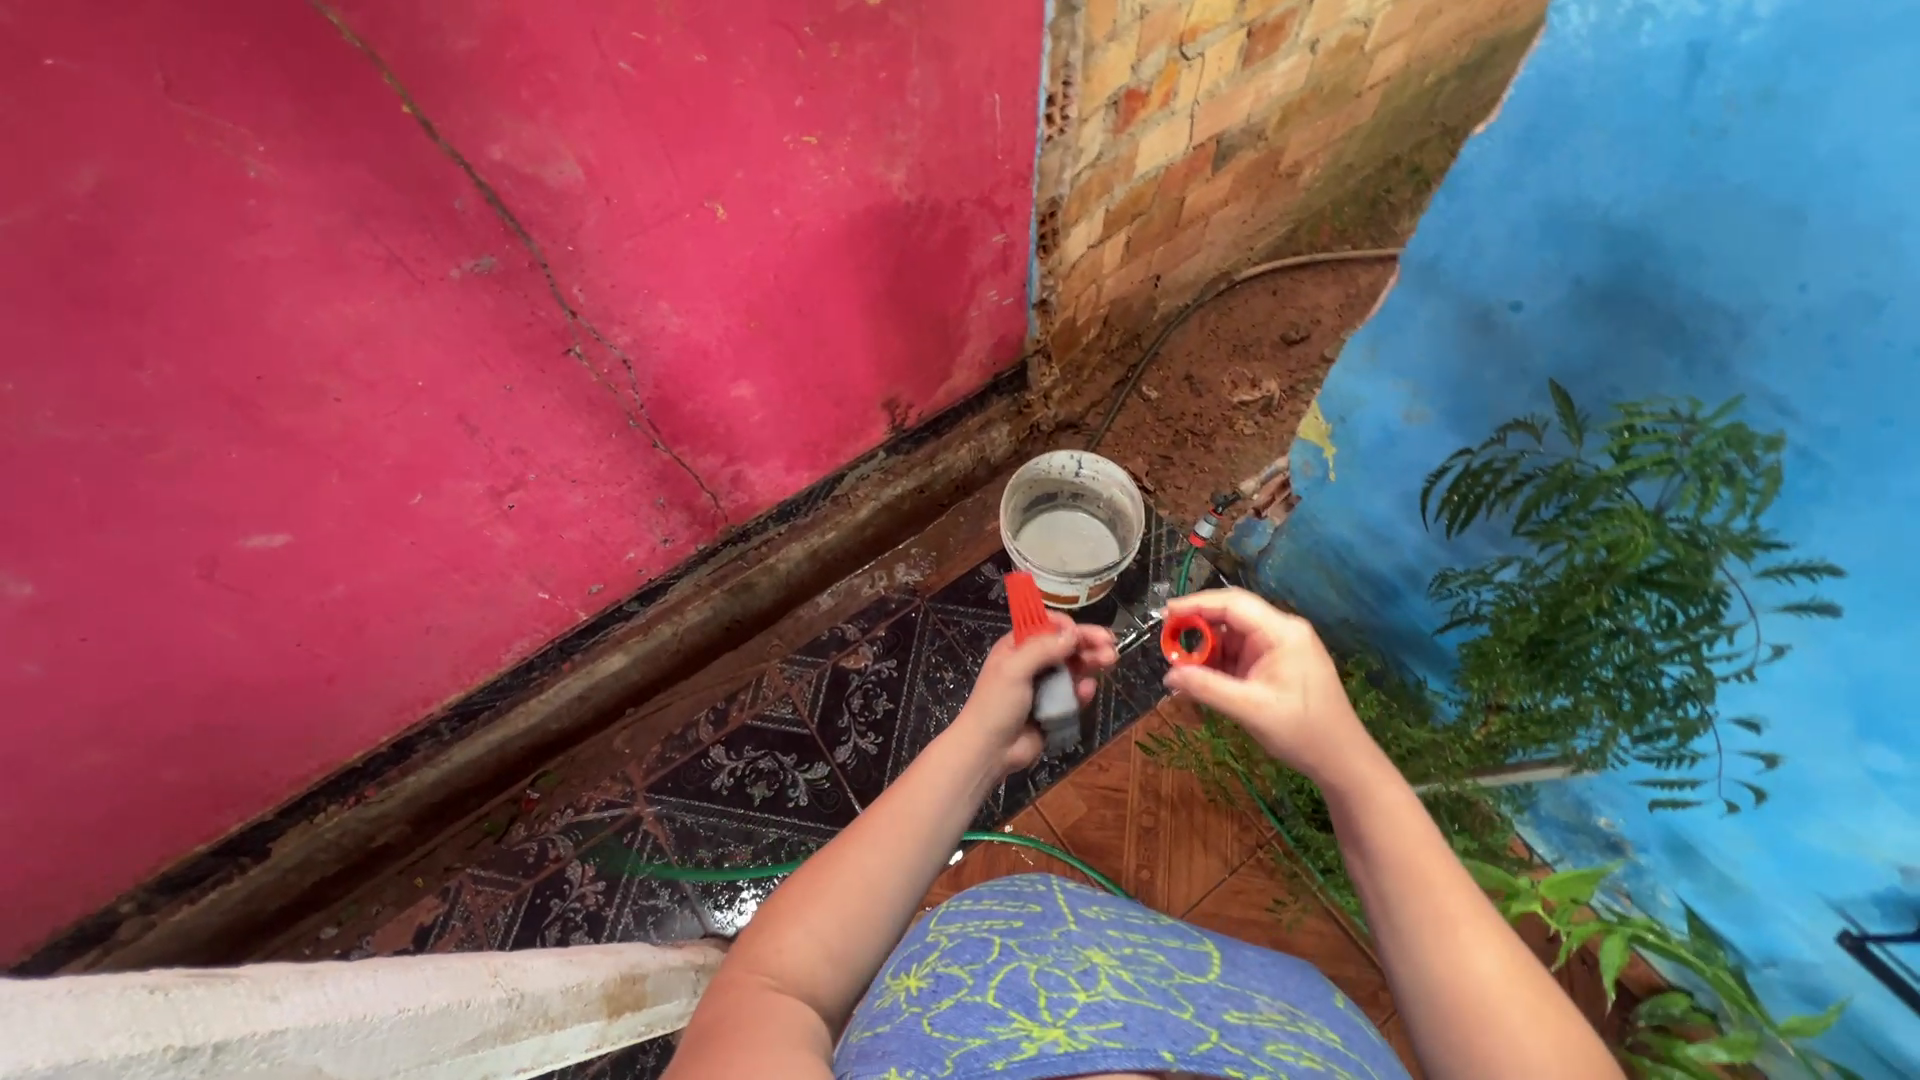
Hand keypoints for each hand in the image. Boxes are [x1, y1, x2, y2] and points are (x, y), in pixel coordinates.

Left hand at [955, 613, 1118, 774]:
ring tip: (1110, 660)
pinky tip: (1088, 690)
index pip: (1047, 627)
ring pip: (1073, 668)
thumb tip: (1073, 632)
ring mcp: (1044, 686)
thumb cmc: (997, 705)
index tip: (1084, 633)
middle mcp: (1031, 662)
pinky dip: (1082, 690)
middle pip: (1065, 646)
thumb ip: (1043, 648)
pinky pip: (1073, 694)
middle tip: (1111, 645)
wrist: (990, 750)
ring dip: (1091, 662)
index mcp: (1017, 647)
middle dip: (1087, 643)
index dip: (1068, 627)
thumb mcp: (1014, 669)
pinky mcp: (1054, 707)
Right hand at [1160, 588, 1379, 787]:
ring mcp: (1279, 647)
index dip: (1196, 604)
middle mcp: (1281, 631)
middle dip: (1197, 628)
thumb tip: (1168, 675)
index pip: (1233, 603)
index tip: (1165, 615)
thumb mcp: (1251, 709)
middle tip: (1169, 646)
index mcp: (1282, 632)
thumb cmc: (1303, 732)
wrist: (1341, 760)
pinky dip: (1217, 663)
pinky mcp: (1274, 664)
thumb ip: (1207, 688)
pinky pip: (1238, 653)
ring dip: (1205, 649)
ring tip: (1183, 668)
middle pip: (1230, 615)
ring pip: (1231, 636)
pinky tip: (1202, 679)